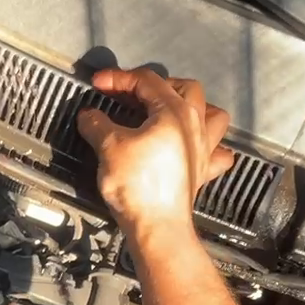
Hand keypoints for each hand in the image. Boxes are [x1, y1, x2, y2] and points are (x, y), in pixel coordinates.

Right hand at [77, 68, 233, 244]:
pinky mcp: (202, 172)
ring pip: (212, 115)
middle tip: (132, 95)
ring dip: (194, 108)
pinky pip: (216, 152)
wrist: (156, 226)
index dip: (119, 78)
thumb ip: (97, 124)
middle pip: (185, 89)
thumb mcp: (108, 147)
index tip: (98, 84)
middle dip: (157, 86)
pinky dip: (208, 145)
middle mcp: (195, 125)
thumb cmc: (137, 184)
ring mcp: (203, 149)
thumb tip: (88, 115)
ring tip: (173, 112)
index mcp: (174, 112)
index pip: (146, 82)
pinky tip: (193, 149)